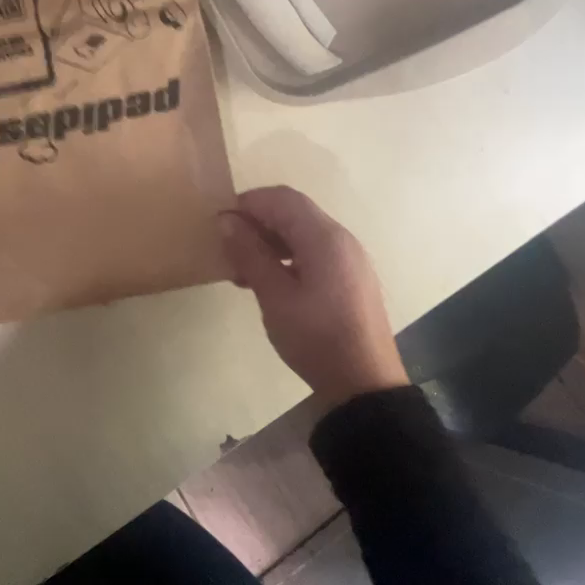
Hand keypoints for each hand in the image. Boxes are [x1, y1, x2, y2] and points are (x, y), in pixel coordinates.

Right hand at [221, 187, 408, 408]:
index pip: (281, 198)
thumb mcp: (274, 296)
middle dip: (257, 223)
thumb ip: (249, 254)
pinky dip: (287, 256)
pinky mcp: (350, 278)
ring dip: (270, 241)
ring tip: (242, 271)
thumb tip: (226, 220)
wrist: (365, 386)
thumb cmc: (316, 338)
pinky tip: (269, 282)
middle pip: (293, 212)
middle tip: (228, 249)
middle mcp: (341, 239)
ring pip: (302, 232)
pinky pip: (314, 251)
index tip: (220, 225)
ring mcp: (349, 259)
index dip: (247, 203)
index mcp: (325, 238)